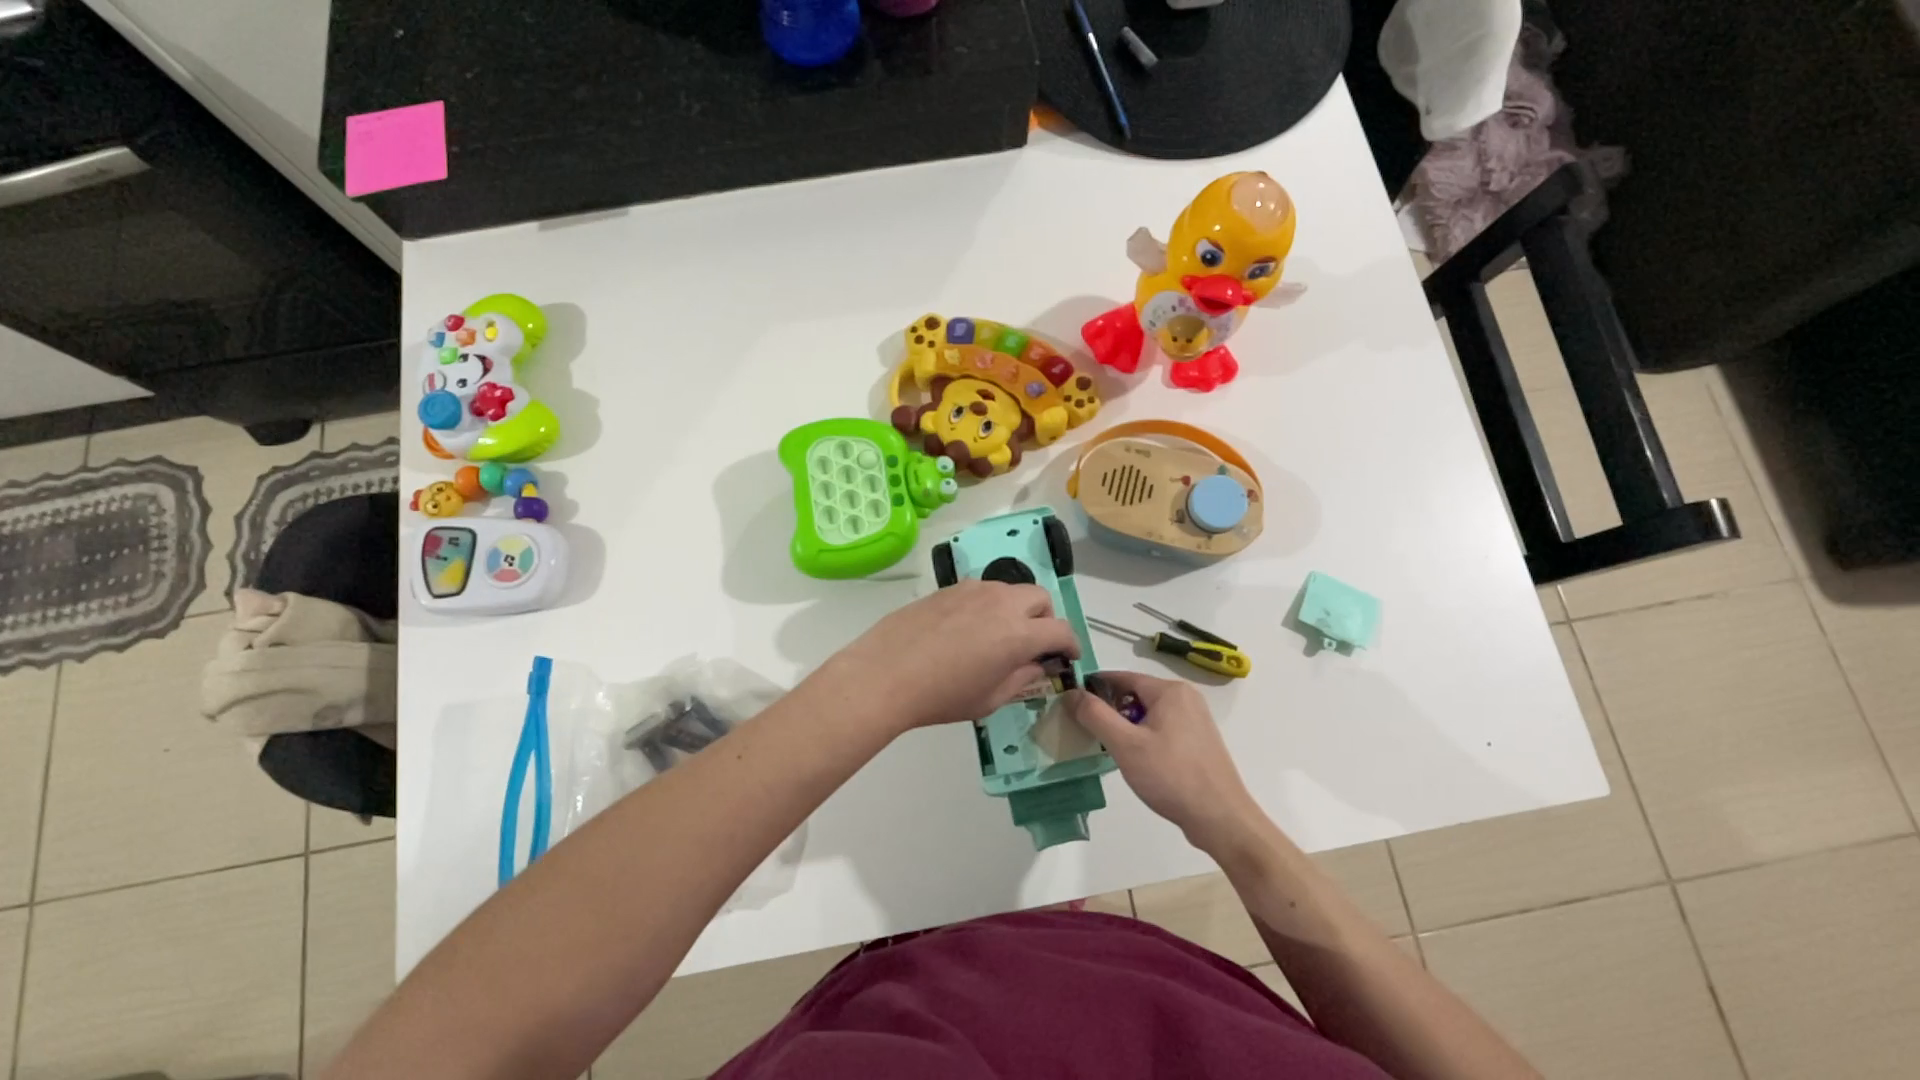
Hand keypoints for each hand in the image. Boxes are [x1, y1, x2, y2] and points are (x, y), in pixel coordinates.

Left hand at [818, 580, 1080, 734]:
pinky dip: (987, 606)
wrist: (885, 675)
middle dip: (1045, 619)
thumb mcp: (990, 699)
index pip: (1061, 630)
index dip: (1070, 645)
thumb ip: (1021, 678)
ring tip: (998, 636)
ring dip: (1015, 609)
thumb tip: (1036, 665)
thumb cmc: (941, 697)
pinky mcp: (947, 589)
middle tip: (1033, 644)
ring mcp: (972, 591)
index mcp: (1019, 633)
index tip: (1066, 658)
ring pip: (1009, 590)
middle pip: (1039, 598)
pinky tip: (967, 630)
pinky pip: (980, 591)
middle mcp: (1001, 603)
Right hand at [1067, 671, 1263, 853]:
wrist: (1220, 817)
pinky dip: (1144, 737)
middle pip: (1136, 694)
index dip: (1094, 687)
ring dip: (1126, 726)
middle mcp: (1186, 698)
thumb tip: (1071, 693)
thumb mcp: (1125, 745)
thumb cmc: (1171, 776)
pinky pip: (1163, 729)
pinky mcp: (1199, 742)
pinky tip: (1135, 760)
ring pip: (1149, 713)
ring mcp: (1195, 720)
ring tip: (1107, 748)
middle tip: (1086, 730)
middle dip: (1110, 709)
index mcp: (1170, 691)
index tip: (1071, 703)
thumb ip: (1095, 715)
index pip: (1122, 676)